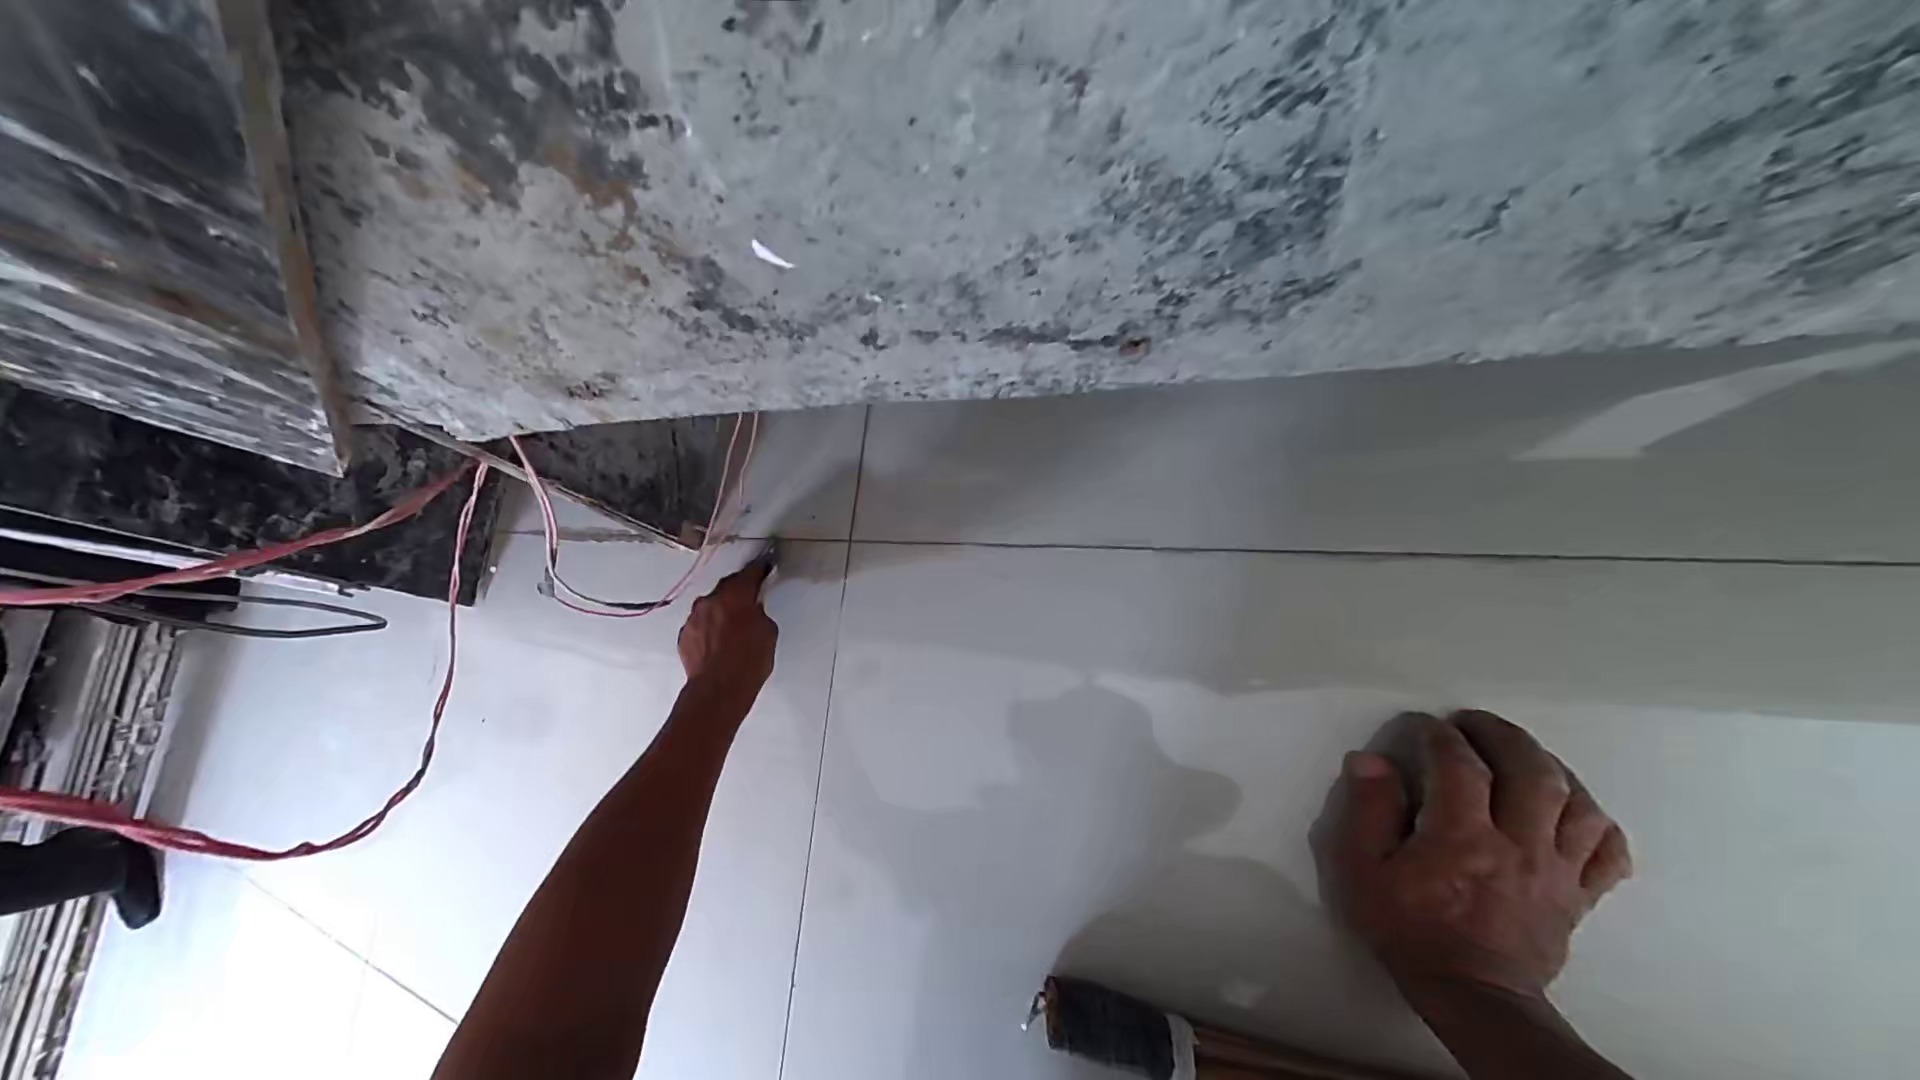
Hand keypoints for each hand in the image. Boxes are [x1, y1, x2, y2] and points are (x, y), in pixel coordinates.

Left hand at [677, 560, 777, 693]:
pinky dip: (710, 627)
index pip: (750, 573)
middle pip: (727, 587)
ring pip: (712, 605)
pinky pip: (700, 623)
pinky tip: (721, 641)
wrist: (719, 690)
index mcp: (736, 596)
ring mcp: (695, 618)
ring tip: (735, 627)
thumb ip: (760, 613)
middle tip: (751, 600)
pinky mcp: (685, 635)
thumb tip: (754, 612)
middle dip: (740, 592)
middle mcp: (711, 601)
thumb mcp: (768, 632)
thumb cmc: (747, 662)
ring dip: (723, 610)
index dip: (760, 570)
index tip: (765, 568)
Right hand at [1326, 711, 1631, 1000]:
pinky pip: (1607, 850)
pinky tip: (1569, 806)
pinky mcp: (1579, 895)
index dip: (1438, 735)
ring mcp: (1557, 870)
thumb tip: (1372, 759)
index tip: (1421, 725)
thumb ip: (1367, 809)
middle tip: (1471, 722)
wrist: (1470, 994)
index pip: (1458, 764)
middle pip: (1529, 771)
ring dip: (1548, 765)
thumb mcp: (1361, 867)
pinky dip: (1594, 818)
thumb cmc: (1407, 927)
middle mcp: (1519, 845)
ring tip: (1518, 753)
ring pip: (1576, 801)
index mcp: (1462, 836)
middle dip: (1499, 734)